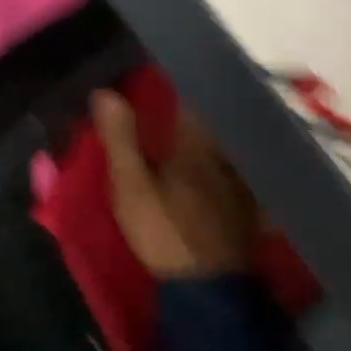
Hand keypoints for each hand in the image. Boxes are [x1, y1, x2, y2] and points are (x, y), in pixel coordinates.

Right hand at [93, 90, 257, 278]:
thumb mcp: (130, 183)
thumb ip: (120, 137)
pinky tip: (218, 155)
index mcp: (196, 149)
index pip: (191, 104)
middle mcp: (225, 160)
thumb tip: (106, 91)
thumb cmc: (162, 229)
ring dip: (211, 126)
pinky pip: (236, 168)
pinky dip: (226, 155)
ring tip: (193, 113)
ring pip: (226, 144)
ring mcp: (240, 185)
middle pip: (213, 122)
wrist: (205, 288)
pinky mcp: (244, 207)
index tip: (161, 62)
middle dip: (196, 101)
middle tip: (174, 84)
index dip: (177, 81)